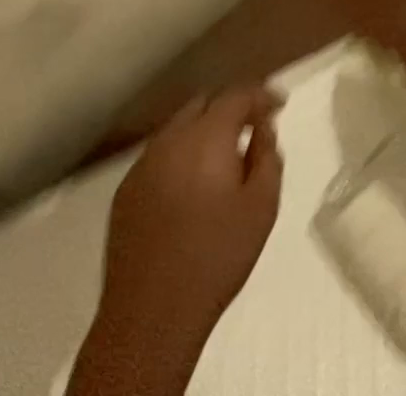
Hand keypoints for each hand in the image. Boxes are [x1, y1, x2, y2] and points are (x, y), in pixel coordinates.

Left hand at [100, 87, 284, 336]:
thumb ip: (267, 158)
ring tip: (225, 157)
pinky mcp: (126, 190)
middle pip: (203, 104)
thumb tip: (263, 128)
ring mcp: (142, 164)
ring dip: (204, 131)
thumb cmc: (217, 256)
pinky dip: (181, 156)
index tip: (279, 104)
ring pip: (178, 129)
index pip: (236, 96)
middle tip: (254, 127)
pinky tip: (192, 185)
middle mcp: (170, 139)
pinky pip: (160, 155)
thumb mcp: (262, 207)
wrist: (152, 310)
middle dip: (231, 108)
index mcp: (206, 138)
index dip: (261, 95)